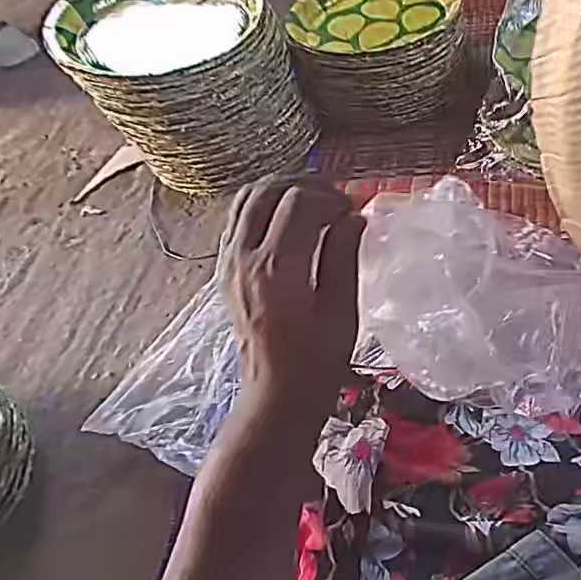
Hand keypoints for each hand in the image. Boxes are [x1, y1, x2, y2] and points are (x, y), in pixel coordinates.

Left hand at [222, 177, 364, 427]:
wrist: (276, 392)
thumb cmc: (317, 361)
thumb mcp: (342, 311)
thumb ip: (343, 258)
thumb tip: (354, 218)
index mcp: (278, 270)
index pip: (300, 203)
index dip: (333, 199)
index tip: (355, 213)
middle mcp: (244, 258)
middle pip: (268, 190)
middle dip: (307, 187)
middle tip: (338, 203)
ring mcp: (228, 261)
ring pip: (248, 198)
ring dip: (284, 192)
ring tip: (316, 207)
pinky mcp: (225, 268)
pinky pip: (240, 218)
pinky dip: (267, 208)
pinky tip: (293, 223)